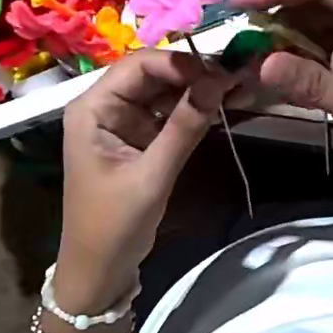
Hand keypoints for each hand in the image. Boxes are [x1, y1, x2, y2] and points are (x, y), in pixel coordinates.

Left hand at [56, 49, 233, 313]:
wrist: (100, 270)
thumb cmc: (113, 225)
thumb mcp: (151, 176)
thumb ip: (183, 128)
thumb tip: (217, 82)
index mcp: (93, 108)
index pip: (138, 65)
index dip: (180, 62)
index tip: (220, 70)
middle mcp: (107, 107)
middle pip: (154, 74)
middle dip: (195, 73)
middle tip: (239, 76)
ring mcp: (126, 123)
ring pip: (166, 93)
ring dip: (199, 90)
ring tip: (240, 86)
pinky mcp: (142, 140)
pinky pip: (171, 115)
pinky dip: (196, 110)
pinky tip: (225, 105)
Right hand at [226, 0, 332, 186]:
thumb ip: (315, 84)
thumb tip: (262, 64)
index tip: (241, 1)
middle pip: (313, 4)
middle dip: (272, 13)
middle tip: (230, 29)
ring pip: (310, 34)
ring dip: (277, 42)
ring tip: (238, 52)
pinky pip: (316, 63)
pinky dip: (291, 69)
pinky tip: (262, 76)